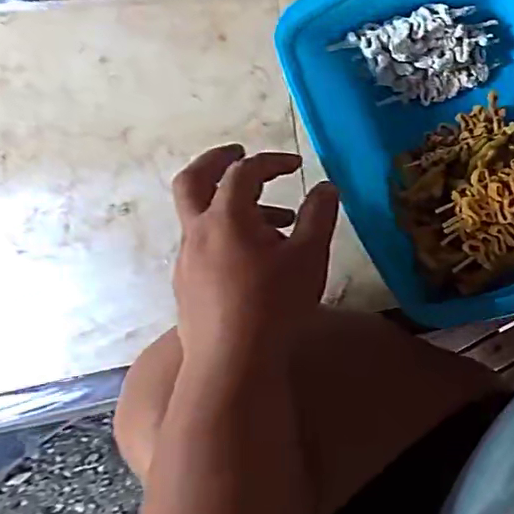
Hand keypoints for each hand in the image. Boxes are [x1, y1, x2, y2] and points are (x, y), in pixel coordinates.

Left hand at [170, 144, 339, 368]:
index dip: (271, 162)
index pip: (244, 173)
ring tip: (278, 223)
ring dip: (233, 206)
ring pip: (202, 216)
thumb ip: (320, 215)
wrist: (232, 361)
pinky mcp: (187, 284)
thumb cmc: (275, 302)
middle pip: (193, 181)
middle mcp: (198, 232)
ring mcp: (187, 259)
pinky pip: (204, 244)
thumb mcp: (310, 255)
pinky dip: (228, 234)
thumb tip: (326, 187)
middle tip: (239, 153)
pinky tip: (258, 260)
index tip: (296, 164)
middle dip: (216, 161)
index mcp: (227, 217)